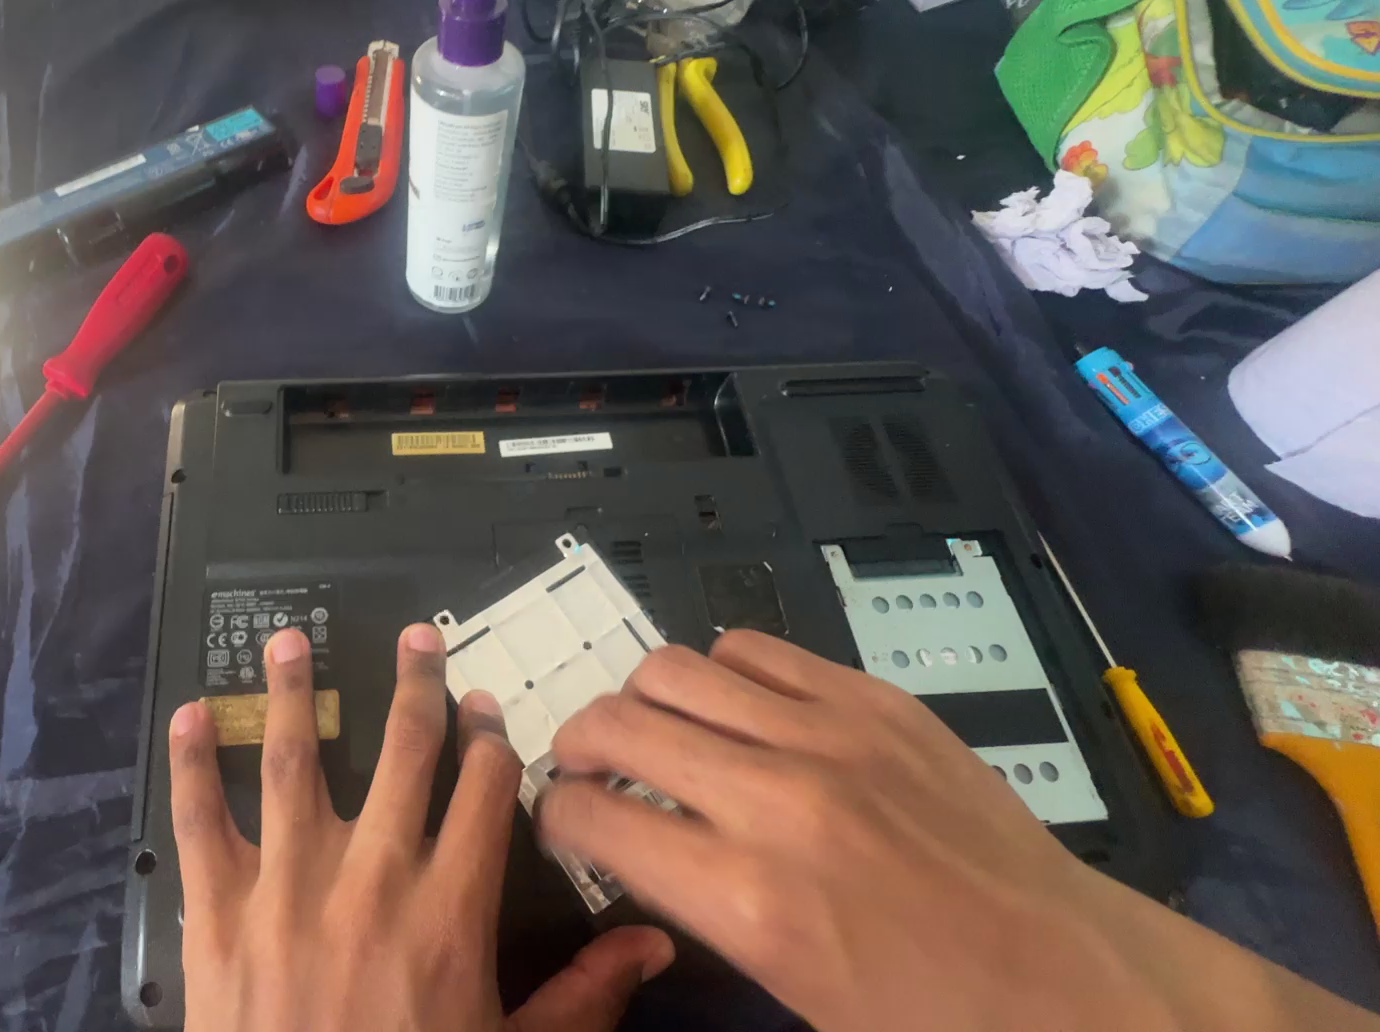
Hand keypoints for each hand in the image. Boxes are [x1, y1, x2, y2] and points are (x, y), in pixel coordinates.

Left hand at [170, 623, 674, 1031]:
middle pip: (403, 751)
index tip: (484, 707)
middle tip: (417, 635)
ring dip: (295, 694)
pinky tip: (190, 712)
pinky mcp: (217, 914)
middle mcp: (371, 877)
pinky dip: (192, 764)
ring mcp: (287, 888)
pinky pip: (201, 824)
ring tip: (291, 639)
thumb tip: (657, 941)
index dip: (489, 738)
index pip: (482, 788)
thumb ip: (585, 994)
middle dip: (416, 685)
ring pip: (293, 763)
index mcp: (448, 909)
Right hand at [537, 629, 1180, 1031]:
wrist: (1085, 987)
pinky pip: (751, 649)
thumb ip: (689, 904)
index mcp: (748, 901)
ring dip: (641, 700)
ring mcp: (828, 734)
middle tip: (588, 766)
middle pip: (616, 723)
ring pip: (672, 669)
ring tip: (657, 729)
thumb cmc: (926, 1019)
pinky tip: (735, 711)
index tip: (565, 818)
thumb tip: (629, 837)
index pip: (594, 816)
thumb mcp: (785, 988)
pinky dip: (719, 675)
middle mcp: (775, 800)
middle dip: (577, 743)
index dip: (558, 812)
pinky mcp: (870, 698)